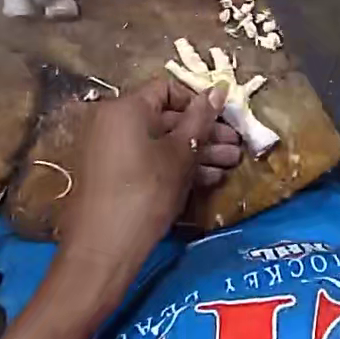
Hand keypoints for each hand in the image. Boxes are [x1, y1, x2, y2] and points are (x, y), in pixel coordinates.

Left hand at [57, 78, 239, 269]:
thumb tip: (218, 89)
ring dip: (197, 151)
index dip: (198, 101)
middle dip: (204, 131)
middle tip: (235, 145)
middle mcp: (114, 123)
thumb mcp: (181, 153)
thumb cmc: (146, 191)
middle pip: (167, 117)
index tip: (223, 118)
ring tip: (230, 164)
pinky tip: (208, 179)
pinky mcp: (115, 175)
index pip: (167, 88)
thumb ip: (201, 118)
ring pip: (162, 141)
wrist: (104, 250)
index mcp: (126, 108)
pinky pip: (150, 159)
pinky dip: (176, 165)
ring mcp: (112, 150)